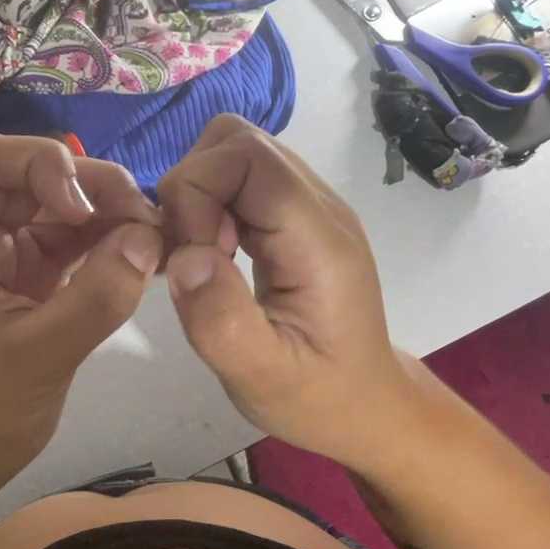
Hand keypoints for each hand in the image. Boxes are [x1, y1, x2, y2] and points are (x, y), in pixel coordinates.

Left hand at [0, 132, 164, 490]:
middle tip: (146, 219)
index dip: (36, 162)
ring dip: (114, 211)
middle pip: (38, 174)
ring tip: (159, 237)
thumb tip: (149, 239)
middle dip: (93, 185)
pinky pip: (84, 242)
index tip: (78, 209)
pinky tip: (152, 254)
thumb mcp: (38, 357)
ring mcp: (18, 256)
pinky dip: (118, 241)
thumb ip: (93, 299)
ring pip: (68, 204)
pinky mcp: (46, 279)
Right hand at [156, 114, 415, 460]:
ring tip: (200, 259)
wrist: (365, 408)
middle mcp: (318, 207)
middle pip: (237, 140)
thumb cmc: (317, 399)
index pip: (247, 157)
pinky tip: (208, 257)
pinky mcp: (289, 219)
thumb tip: (184, 257)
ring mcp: (306, 208)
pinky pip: (235, 180)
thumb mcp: (262, 378)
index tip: (188, 254)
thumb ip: (222, 321)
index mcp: (319, 240)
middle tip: (191, 254)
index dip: (196, 190)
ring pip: (232, 153)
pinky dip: (205, 207)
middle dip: (191, 188)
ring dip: (196, 197)